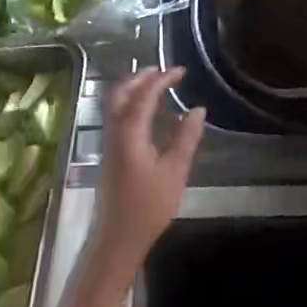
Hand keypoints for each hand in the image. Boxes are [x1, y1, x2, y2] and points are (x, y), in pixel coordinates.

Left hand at [91, 69, 202, 273]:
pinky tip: (149, 110)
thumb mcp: (175, 172)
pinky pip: (116, 113)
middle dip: (142, 76)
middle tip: (166, 71)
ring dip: (134, 87)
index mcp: (130, 131)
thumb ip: (186, 138)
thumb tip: (198, 109)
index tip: (181, 70)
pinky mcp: (110, 150)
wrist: (119, 235)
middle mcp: (114, 129)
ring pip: (115, 101)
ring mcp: (109, 139)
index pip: (144, 94)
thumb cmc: (149, 206)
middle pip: (122, 90)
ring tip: (158, 83)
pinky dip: (130, 101)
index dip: (163, 78)